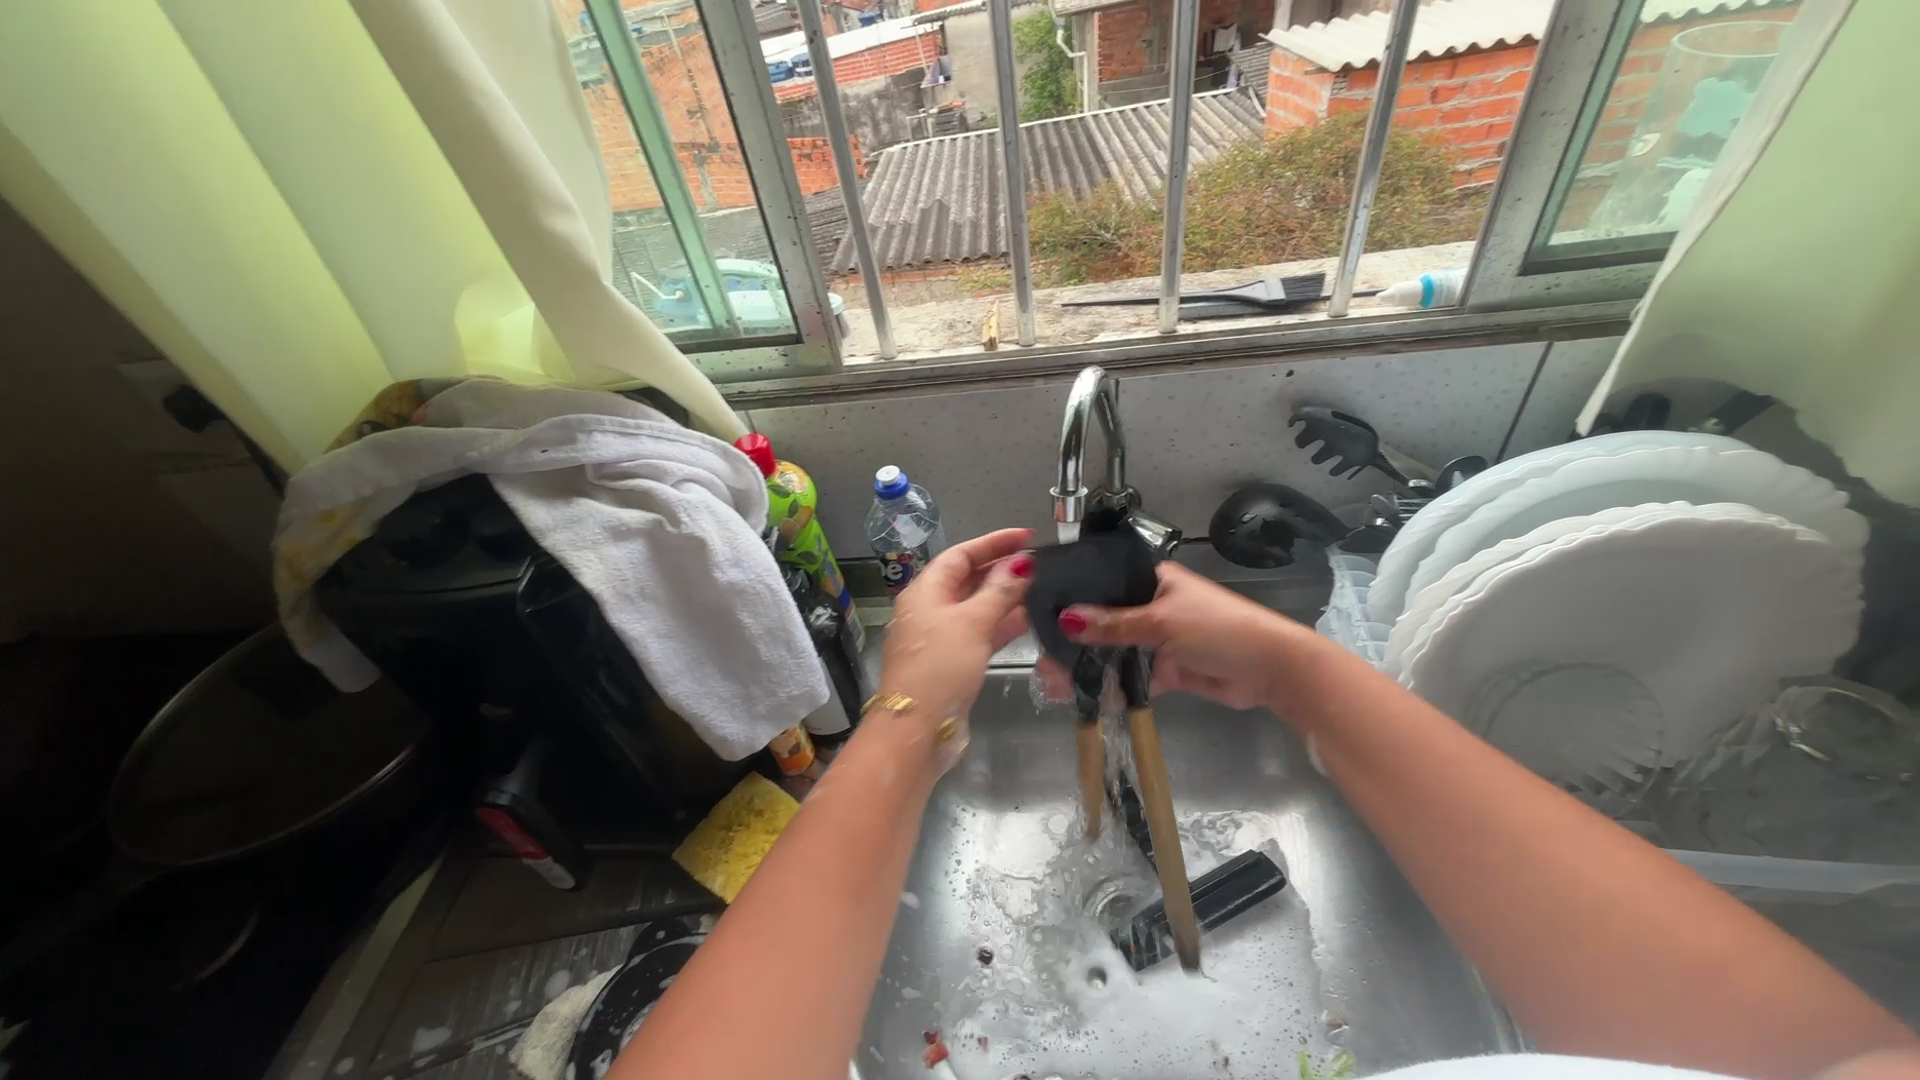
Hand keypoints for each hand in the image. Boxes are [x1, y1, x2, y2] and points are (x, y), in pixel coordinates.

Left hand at [878, 528, 1034, 722]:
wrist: (918, 729)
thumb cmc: (940, 667)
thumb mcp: (971, 623)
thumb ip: (999, 592)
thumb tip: (1021, 564)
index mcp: (925, 591)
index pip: (961, 554)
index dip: (993, 542)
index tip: (1026, 536)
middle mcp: (930, 609)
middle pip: (968, 579)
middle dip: (1002, 569)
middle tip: (1039, 563)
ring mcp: (941, 637)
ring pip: (977, 607)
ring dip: (1006, 597)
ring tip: (1042, 587)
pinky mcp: (953, 662)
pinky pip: (980, 633)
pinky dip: (1002, 625)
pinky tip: (1029, 620)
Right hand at [1055, 561, 1306, 709]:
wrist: (1270, 669)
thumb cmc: (1218, 628)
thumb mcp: (1161, 622)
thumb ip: (1112, 624)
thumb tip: (1066, 618)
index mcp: (1152, 580)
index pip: (1104, 583)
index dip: (1074, 599)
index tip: (1042, 617)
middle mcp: (1152, 605)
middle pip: (1105, 622)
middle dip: (1076, 642)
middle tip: (1045, 662)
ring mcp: (1160, 639)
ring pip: (1117, 652)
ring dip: (1091, 667)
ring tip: (1057, 684)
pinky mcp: (1169, 669)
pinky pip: (1134, 676)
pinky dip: (1114, 687)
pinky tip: (1088, 698)